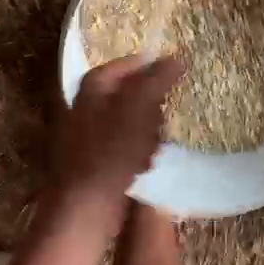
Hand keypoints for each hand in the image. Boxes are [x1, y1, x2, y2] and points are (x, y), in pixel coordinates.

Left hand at [53, 56, 184, 211]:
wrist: (84, 207)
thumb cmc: (110, 152)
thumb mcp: (138, 108)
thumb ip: (157, 80)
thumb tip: (177, 57)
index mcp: (94, 84)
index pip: (131, 64)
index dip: (155, 68)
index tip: (179, 77)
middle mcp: (88, 103)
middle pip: (132, 93)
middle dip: (152, 107)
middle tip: (164, 119)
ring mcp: (90, 132)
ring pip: (132, 120)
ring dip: (149, 132)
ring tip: (155, 146)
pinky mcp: (96, 159)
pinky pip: (126, 145)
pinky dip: (139, 152)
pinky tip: (145, 164)